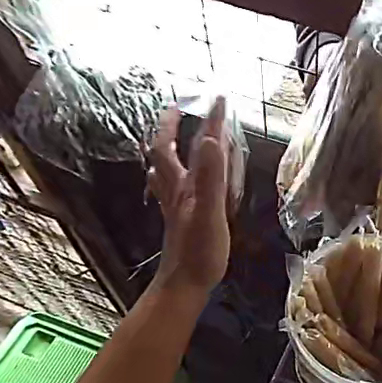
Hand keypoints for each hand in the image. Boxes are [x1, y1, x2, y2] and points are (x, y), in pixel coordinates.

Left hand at [147, 98, 231, 297]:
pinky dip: (169, 174)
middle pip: (165, 152)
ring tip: (168, 138)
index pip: (197, 145)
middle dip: (170, 128)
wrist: (184, 284)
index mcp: (186, 185)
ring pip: (163, 170)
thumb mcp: (211, 212)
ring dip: (164, 150)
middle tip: (176, 108)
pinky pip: (168, 188)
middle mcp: (176, 191)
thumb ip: (212, 176)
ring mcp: (174, 205)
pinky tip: (170, 181)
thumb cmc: (200, 251)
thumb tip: (211, 139)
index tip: (218, 97)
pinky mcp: (178, 219)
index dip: (208, 120)